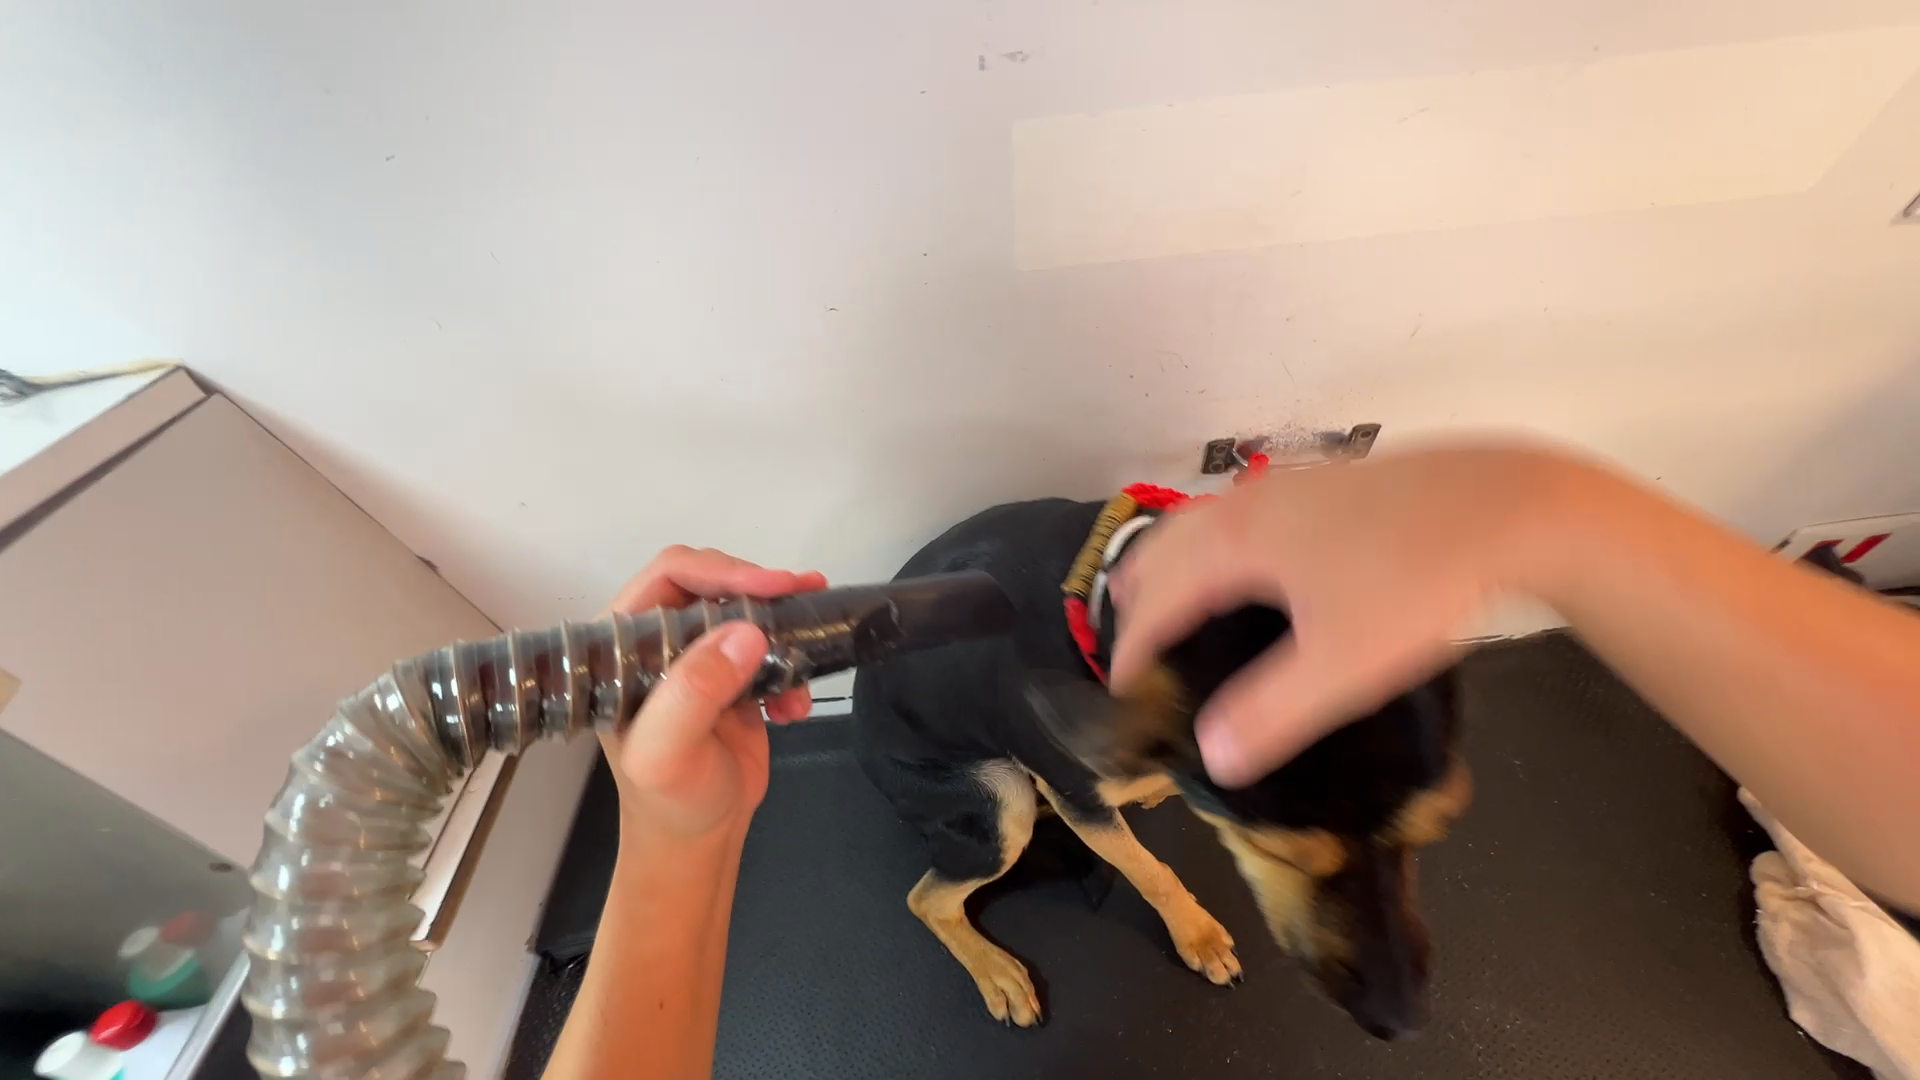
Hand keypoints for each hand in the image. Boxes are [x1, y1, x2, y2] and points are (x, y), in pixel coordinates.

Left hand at [599, 546, 826, 838]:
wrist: (702, 839)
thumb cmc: (670, 802)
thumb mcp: (667, 753)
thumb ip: (695, 692)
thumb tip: (746, 633)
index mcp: (624, 645)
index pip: (671, 575)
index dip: (723, 569)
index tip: (774, 585)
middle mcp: (659, 641)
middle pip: (714, 583)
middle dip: (762, 589)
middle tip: (805, 594)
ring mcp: (699, 657)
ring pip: (747, 610)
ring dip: (786, 627)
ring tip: (812, 651)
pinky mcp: (734, 676)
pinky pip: (770, 647)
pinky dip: (794, 668)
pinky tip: (797, 706)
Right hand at [1109, 444, 1597, 785]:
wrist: (1506, 503)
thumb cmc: (1418, 582)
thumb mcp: (1347, 662)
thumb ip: (1274, 711)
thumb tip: (1212, 757)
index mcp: (1232, 545)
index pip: (1156, 601)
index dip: (1132, 648)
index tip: (1122, 688)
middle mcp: (1239, 508)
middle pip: (1157, 552)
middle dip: (1137, 603)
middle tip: (1140, 652)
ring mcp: (1272, 488)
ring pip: (1189, 526)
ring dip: (1164, 568)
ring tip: (1164, 605)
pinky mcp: (1305, 483)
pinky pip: (1223, 515)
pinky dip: (1200, 547)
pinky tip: (1236, 567)